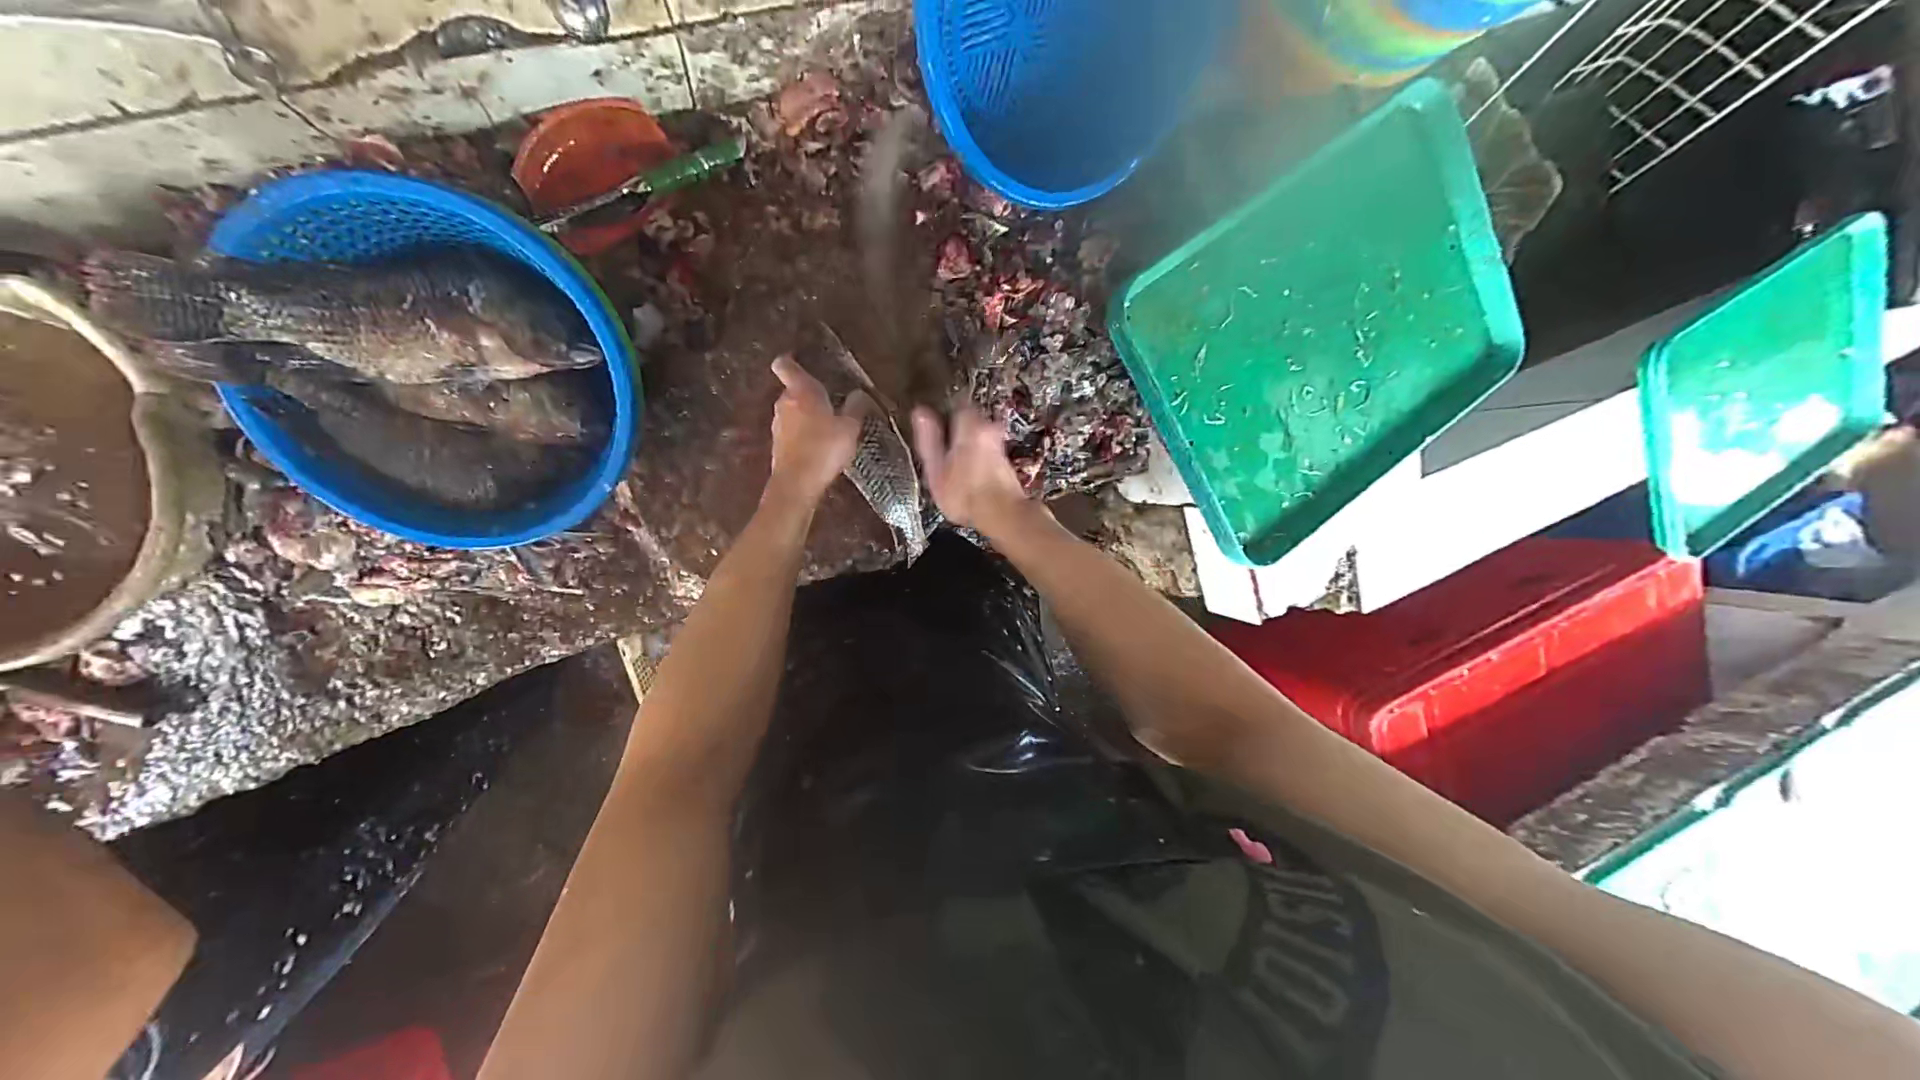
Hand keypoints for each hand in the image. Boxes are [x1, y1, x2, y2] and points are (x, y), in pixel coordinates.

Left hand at [767, 355, 859, 504]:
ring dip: (805, 416)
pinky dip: (802, 434)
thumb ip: (855, 408)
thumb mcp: (850, 428)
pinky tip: (818, 446)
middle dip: (808, 394)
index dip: (791, 361)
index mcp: (801, 391)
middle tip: (830, 402)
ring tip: (827, 427)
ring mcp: (777, 425)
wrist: (797, 483)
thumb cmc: (824, 448)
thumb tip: (859, 394)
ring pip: (791, 412)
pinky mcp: (777, 445)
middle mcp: (784, 403)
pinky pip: (791, 432)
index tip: (799, 360)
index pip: (786, 365)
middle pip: (792, 390)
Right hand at [911, 404, 1038, 534]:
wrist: (1003, 515)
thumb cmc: (964, 495)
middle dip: (959, 427)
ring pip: (982, 435)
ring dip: (970, 443)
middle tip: (944, 441)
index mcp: (970, 427)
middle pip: (972, 418)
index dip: (946, 410)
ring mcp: (1000, 446)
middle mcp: (989, 431)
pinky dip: (980, 457)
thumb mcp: (936, 469)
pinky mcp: (1007, 463)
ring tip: (955, 461)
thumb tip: (920, 413)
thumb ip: (929, 439)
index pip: (958, 404)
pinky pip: (989, 451)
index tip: (936, 419)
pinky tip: (971, 474)